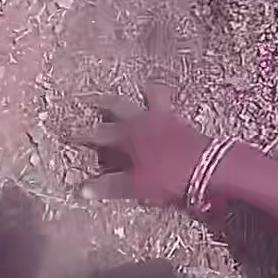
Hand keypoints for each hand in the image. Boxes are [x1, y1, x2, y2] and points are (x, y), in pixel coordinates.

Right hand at [69, 85, 211, 206]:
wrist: (209, 167)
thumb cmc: (169, 176)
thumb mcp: (136, 185)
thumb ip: (109, 185)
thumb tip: (82, 190)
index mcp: (127, 135)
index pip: (98, 133)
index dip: (82, 134)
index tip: (68, 132)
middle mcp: (142, 120)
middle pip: (117, 106)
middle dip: (102, 103)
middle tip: (90, 98)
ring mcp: (163, 117)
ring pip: (149, 97)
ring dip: (141, 93)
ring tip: (139, 87)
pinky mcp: (181, 121)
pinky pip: (168, 104)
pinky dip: (162, 100)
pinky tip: (163, 104)